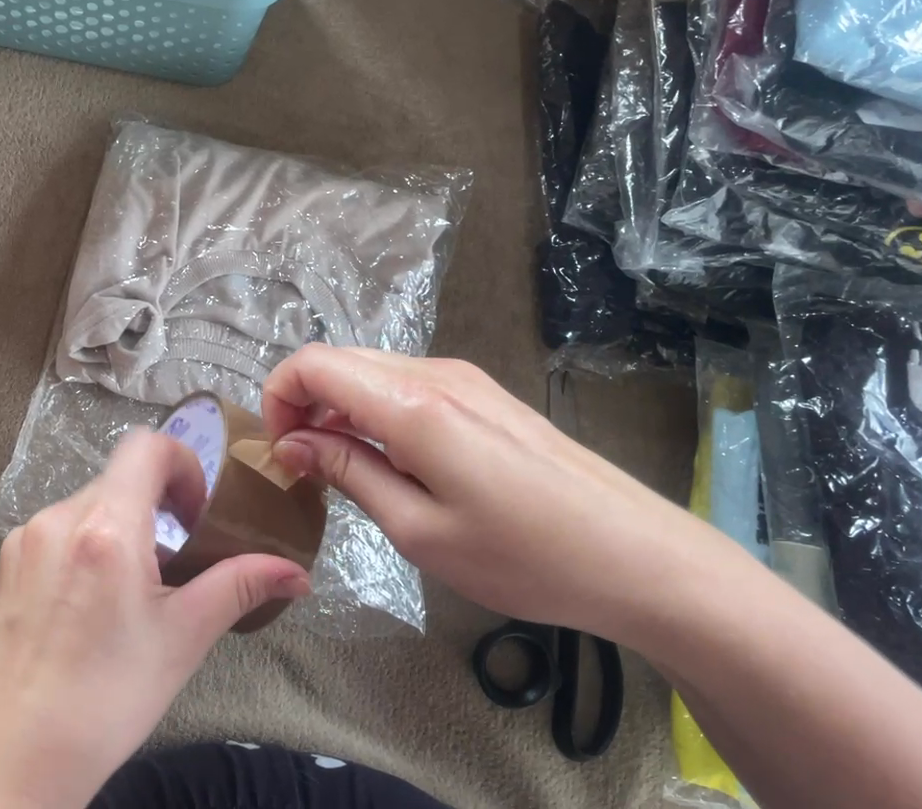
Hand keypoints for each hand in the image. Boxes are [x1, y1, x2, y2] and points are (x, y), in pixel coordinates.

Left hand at [0, 432, 311, 808]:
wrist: (16, 753)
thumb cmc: (107, 698)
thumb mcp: (183, 638)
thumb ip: (238, 587)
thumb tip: (294, 571)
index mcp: (106, 528)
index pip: (146, 446)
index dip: (182, 464)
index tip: (195, 514)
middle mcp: (58, 519)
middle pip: (119, 479)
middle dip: (155, 507)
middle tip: (174, 561)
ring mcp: (25, 538)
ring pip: (87, 506)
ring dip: (119, 528)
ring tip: (131, 592)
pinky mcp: (4, 561)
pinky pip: (56, 531)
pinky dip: (84, 547)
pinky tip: (89, 604)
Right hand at [262, 345, 745, 645]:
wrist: (643, 560)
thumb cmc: (524, 557)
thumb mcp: (419, 530)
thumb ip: (347, 473)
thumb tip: (290, 444)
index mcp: (412, 405)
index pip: (312, 364)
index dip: (278, 398)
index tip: (280, 452)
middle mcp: (435, 374)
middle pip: (339, 361)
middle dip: (304, 404)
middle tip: (304, 467)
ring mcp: (465, 379)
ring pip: (371, 371)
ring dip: (339, 409)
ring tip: (345, 470)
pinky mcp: (486, 395)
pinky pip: (406, 385)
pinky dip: (375, 411)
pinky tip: (392, 460)